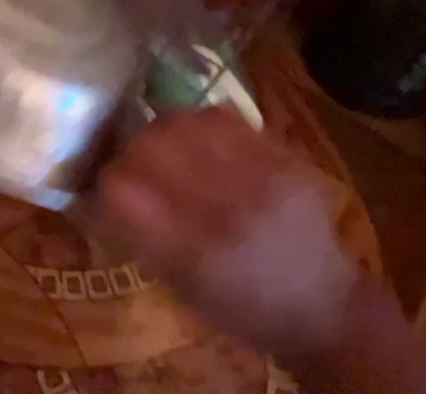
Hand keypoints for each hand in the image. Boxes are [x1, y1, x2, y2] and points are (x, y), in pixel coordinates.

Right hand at [93, 107, 359, 358]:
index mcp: (195, 253)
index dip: (106, 181)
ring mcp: (260, 178)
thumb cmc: (242, 308)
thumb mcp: (183, 288)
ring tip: (161, 144)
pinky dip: (196, 122)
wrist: (324, 307)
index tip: (107, 187)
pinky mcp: (283, 157)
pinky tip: (196, 138)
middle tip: (130, 161)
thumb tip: (100, 187)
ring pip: (182, 121)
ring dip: (160, 130)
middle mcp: (228, 211)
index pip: (123, 190)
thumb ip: (139, 234)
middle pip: (149, 145)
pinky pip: (221, 116)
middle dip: (128, 149)